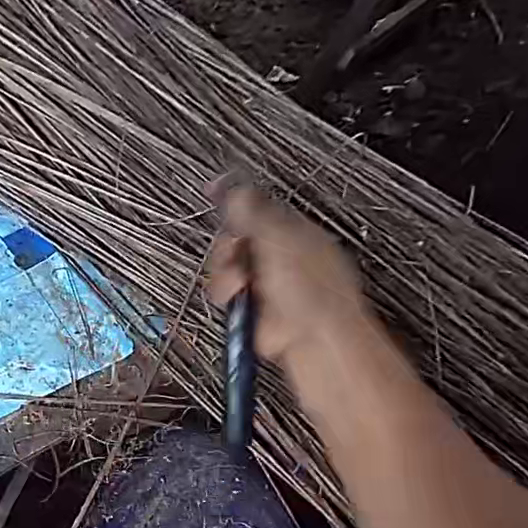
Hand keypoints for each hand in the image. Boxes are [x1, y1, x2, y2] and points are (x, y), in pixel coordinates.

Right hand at [205, 182, 372, 366]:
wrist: (312, 337)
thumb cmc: (312, 290)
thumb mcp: (281, 239)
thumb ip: (255, 212)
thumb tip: (236, 189)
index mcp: (292, 233)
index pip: (258, 207)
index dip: (236, 200)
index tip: (214, 189)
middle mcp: (277, 256)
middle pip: (235, 237)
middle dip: (228, 244)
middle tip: (233, 250)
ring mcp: (262, 283)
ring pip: (226, 266)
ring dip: (225, 272)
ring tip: (239, 282)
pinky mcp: (249, 306)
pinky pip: (223, 292)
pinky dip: (224, 293)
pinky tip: (236, 296)